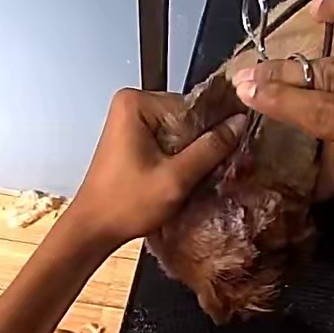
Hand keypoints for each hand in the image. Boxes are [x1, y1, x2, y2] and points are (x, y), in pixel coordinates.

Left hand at [55, 89, 245, 252]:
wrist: (93, 229)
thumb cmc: (126, 204)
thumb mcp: (176, 178)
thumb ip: (210, 148)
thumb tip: (240, 122)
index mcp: (136, 103)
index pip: (193, 108)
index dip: (212, 132)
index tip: (226, 155)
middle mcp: (133, 103)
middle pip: (188, 118)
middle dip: (202, 143)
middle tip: (214, 170)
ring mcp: (133, 119)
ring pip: (182, 130)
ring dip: (193, 153)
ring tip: (199, 176)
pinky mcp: (135, 136)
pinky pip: (171, 139)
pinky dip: (181, 157)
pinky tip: (186, 176)